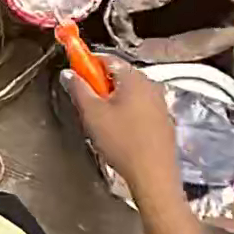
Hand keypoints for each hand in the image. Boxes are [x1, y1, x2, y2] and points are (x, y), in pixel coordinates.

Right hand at [63, 56, 181, 205]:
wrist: (153, 176)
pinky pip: (140, 105)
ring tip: (99, 117)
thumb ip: (78, 88)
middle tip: (84, 98)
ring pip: (129, 91)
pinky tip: (118, 128)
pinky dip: (126, 109)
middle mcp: (151, 85)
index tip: (74, 72)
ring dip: (112, 97)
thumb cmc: (120, 141)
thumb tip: (69, 73)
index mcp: (133, 78)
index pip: (107, 58)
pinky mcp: (164, 120)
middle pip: (119, 73)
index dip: (86, 62)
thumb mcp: (91, 112)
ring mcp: (160, 103)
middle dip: (99, 82)